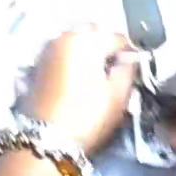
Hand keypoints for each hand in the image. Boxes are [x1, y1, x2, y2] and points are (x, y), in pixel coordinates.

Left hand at [24, 31, 137, 154]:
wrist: (45, 142)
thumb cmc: (86, 116)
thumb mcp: (117, 95)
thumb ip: (128, 70)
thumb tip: (129, 57)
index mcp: (85, 39)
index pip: (116, 38)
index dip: (130, 52)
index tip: (136, 67)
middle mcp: (64, 36)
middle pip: (94, 33)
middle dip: (107, 46)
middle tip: (116, 68)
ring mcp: (49, 48)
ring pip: (77, 41)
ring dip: (90, 51)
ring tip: (99, 74)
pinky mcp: (40, 63)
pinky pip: (64, 52)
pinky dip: (75, 58)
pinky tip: (81, 77)